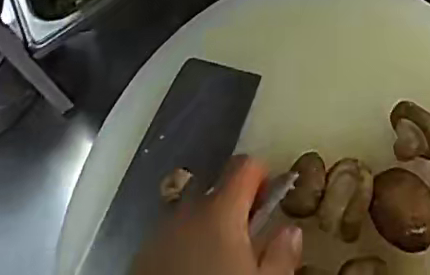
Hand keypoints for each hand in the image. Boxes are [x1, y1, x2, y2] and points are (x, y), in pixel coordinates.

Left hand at [130, 156, 302, 274]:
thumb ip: (281, 256)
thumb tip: (290, 230)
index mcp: (220, 210)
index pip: (244, 166)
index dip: (262, 176)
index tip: (270, 200)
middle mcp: (187, 210)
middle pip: (215, 187)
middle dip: (233, 203)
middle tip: (248, 236)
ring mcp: (159, 234)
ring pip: (189, 212)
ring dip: (206, 224)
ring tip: (217, 258)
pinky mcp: (140, 258)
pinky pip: (168, 237)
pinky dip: (183, 244)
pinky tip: (190, 271)